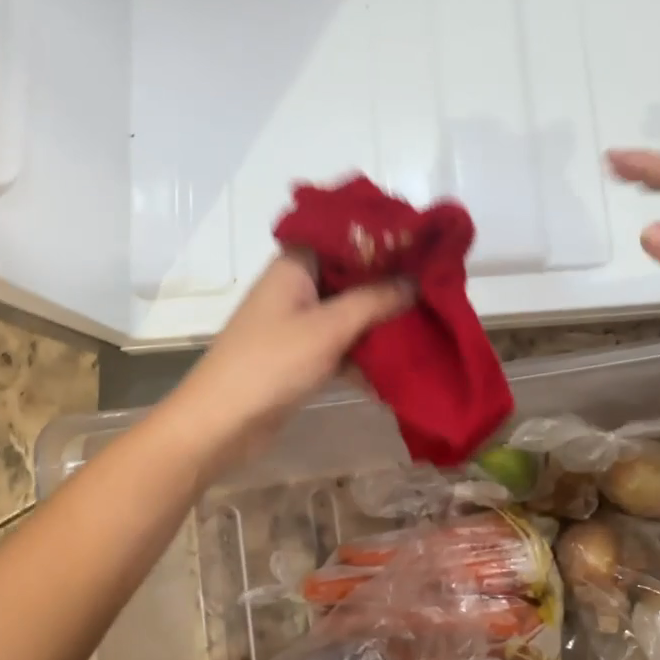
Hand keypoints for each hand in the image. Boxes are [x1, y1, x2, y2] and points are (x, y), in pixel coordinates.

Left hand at [161, 252, 410, 471]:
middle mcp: (296, 287)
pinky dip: (367, 352)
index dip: (382, 237)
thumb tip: (417, 280)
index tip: (424, 241)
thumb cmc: (270, 363)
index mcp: (294, 265)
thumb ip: (375, 300)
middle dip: (390, 282)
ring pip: (351, 312)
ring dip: (382, 320)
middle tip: (438, 283)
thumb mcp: (328, 327)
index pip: (343, 235)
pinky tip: (404, 361)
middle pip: (351, 275)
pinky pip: (344, 345)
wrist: (221, 424)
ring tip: (432, 319)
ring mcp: (299, 323)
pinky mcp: (303, 357)